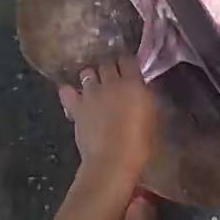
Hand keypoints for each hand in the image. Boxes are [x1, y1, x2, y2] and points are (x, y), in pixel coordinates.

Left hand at [59, 57, 156, 219]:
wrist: (113, 159)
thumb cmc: (140, 141)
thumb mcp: (152, 115)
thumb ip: (144, 96)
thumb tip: (141, 88)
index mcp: (133, 83)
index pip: (128, 60)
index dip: (127, 62)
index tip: (130, 68)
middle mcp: (110, 83)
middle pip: (106, 63)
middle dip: (110, 68)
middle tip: (113, 77)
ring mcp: (90, 93)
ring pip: (87, 73)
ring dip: (91, 77)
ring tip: (95, 86)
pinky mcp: (76, 106)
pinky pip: (67, 90)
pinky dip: (69, 91)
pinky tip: (74, 96)